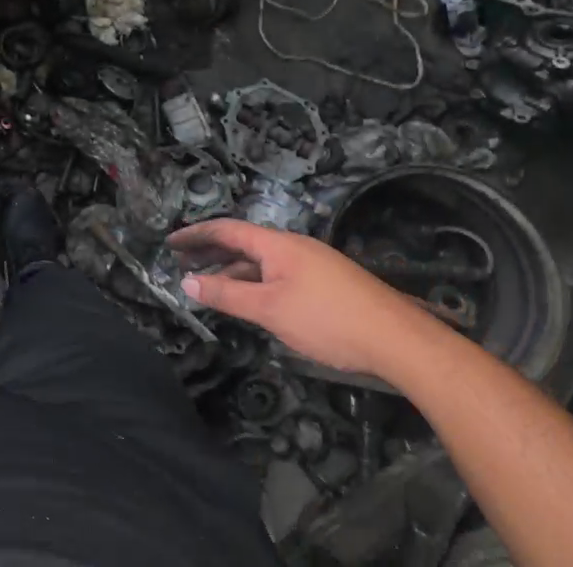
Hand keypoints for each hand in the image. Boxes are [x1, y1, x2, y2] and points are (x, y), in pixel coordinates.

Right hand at [167, 219, 440, 375]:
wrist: (403, 343)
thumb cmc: (329, 321)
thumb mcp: (269, 309)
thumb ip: (225, 295)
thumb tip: (187, 282)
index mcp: (278, 245)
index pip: (227, 229)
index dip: (195, 235)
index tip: (169, 243)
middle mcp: (296, 247)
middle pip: (244, 242)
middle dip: (211, 251)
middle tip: (182, 263)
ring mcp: (316, 265)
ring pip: (263, 261)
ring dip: (233, 270)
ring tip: (209, 285)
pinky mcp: (330, 285)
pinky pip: (280, 274)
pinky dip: (255, 281)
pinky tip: (251, 301)